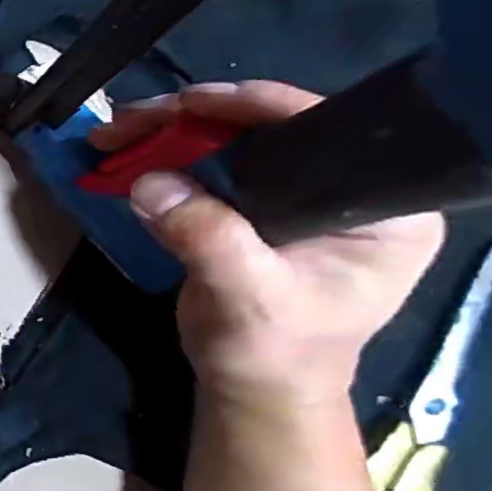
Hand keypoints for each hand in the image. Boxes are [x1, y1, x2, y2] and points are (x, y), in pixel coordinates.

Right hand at [90, 81, 443, 405]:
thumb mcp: (248, 296)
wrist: (252, 387)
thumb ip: (208, 238)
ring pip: (228, 147)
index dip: (256, 109)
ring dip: (167, 136)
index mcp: (378, 204)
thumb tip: (148, 182)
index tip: (191, 103)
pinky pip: (206, 172)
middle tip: (130, 119)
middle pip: (265, 131)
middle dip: (192, 120)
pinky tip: (126, 156)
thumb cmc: (274, 351)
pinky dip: (162, 162)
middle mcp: (340, 189)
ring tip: (113, 133)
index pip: (324, 131)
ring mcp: (291, 198)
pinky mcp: (250, 210)